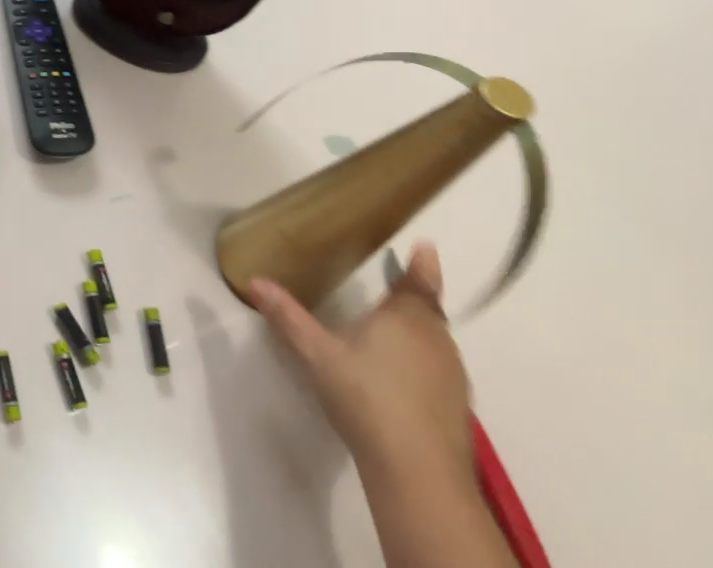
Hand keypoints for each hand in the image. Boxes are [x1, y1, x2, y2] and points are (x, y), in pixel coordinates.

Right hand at [251, 242, 472, 480]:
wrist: (416, 467)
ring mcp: (452, 374)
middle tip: (393, 290)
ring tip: (389, 335)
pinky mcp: (456, 405)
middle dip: (413, 299)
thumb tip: (255, 280)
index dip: (423, 263)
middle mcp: (436, 338)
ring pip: (434, 342)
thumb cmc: (365, 397)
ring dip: (416, 333)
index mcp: (406, 317)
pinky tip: (398, 381)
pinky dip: (421, 365)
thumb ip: (288, 317)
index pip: (420, 281)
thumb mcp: (316, 355)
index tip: (426, 246)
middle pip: (428, 310)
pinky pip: (438, 371)